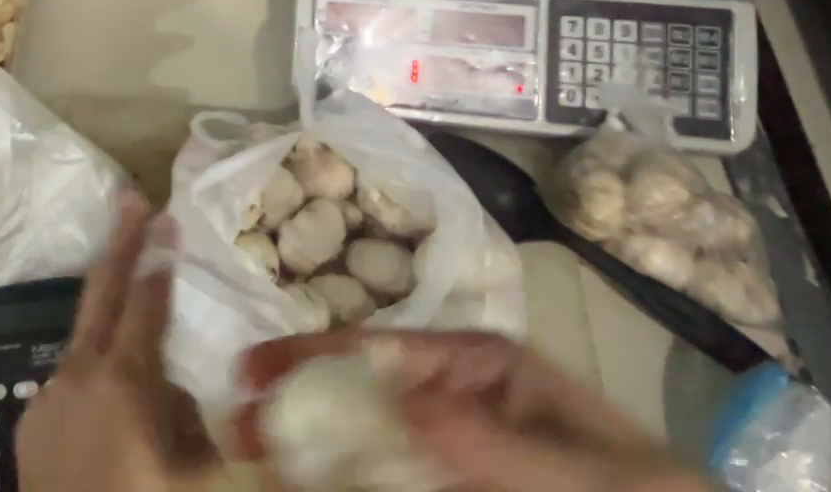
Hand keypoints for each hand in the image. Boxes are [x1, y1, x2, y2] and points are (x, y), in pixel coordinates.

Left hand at [15, 193, 219, 491]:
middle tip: (132, 199)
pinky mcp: (31, 423)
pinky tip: (110, 413)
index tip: (166, 220)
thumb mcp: (194, 470)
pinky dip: (93, 379)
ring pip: (85, 344)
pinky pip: (70, 386)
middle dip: (119, 242)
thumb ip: (192, 418)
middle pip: (100, 292)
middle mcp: (77, 374)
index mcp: (121, 380)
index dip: (157, 259)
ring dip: (110, 327)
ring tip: (140, 340)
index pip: (143, 302)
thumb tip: (181, 389)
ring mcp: (48, 397)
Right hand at [232, 329, 711, 491]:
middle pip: (356, 399)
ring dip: (308, 457)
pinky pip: (382, 484)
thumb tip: (399, 408)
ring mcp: (442, 458)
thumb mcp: (594, 478)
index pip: (382, 352)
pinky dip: (341, 484)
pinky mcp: (436, 488)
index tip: (252, 372)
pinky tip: (304, 486)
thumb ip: (498, 446)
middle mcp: (450, 405)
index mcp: (479, 369)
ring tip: (255, 467)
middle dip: (295, 409)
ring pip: (362, 450)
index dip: (312, 355)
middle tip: (236, 431)